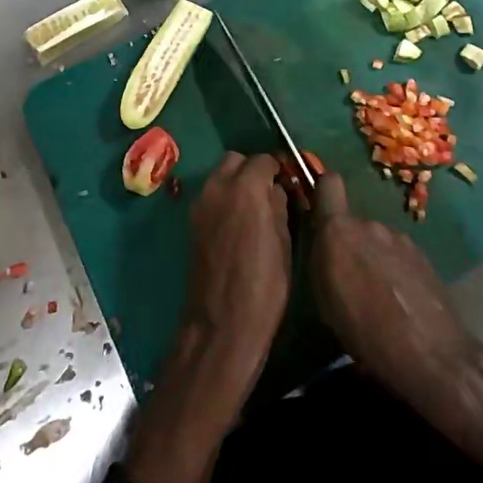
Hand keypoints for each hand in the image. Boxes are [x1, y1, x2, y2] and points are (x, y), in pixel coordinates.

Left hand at [120, 152, 289, 482]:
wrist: (223, 322)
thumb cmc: (265, 285)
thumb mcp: (284, 243)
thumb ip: (279, 207)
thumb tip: (277, 189)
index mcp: (245, 187)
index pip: (264, 160)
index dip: (278, 169)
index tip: (290, 183)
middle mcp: (217, 186)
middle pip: (235, 161)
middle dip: (253, 170)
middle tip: (271, 194)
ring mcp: (200, 203)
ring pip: (220, 176)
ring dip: (237, 183)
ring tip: (256, 211)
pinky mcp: (192, 221)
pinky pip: (211, 197)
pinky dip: (225, 200)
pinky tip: (240, 225)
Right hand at [310, 172, 475, 399]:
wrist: (432, 355)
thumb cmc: (364, 329)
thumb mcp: (324, 297)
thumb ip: (321, 258)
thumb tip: (323, 243)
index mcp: (339, 230)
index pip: (328, 184)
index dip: (322, 191)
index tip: (318, 210)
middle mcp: (371, 225)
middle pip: (353, 222)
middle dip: (349, 242)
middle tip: (349, 277)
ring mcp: (401, 240)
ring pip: (377, 241)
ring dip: (374, 258)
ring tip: (378, 295)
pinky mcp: (424, 258)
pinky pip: (398, 256)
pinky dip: (395, 270)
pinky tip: (399, 301)